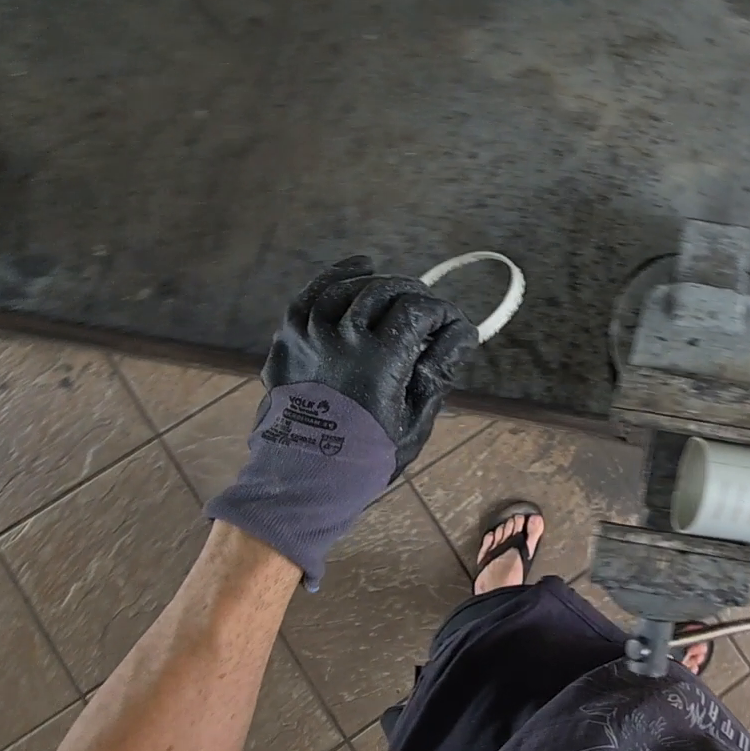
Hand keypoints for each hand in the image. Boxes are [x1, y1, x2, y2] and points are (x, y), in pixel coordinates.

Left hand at [264, 256, 476, 473]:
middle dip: (416, 295)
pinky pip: (311, 295)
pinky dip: (336, 277)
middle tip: (430, 312)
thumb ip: (437, 372)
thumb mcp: (415, 421)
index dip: (443, 313)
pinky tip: (358, 268)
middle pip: (386, 291)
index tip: (454, 326)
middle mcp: (342, 338)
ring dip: (380, 284)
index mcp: (379, 360)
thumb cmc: (364, 458)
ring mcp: (310, 337)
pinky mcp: (290, 343)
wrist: (302, 482)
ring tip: (399, 291)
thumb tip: (459, 336)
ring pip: (349, 287)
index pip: (418, 310)